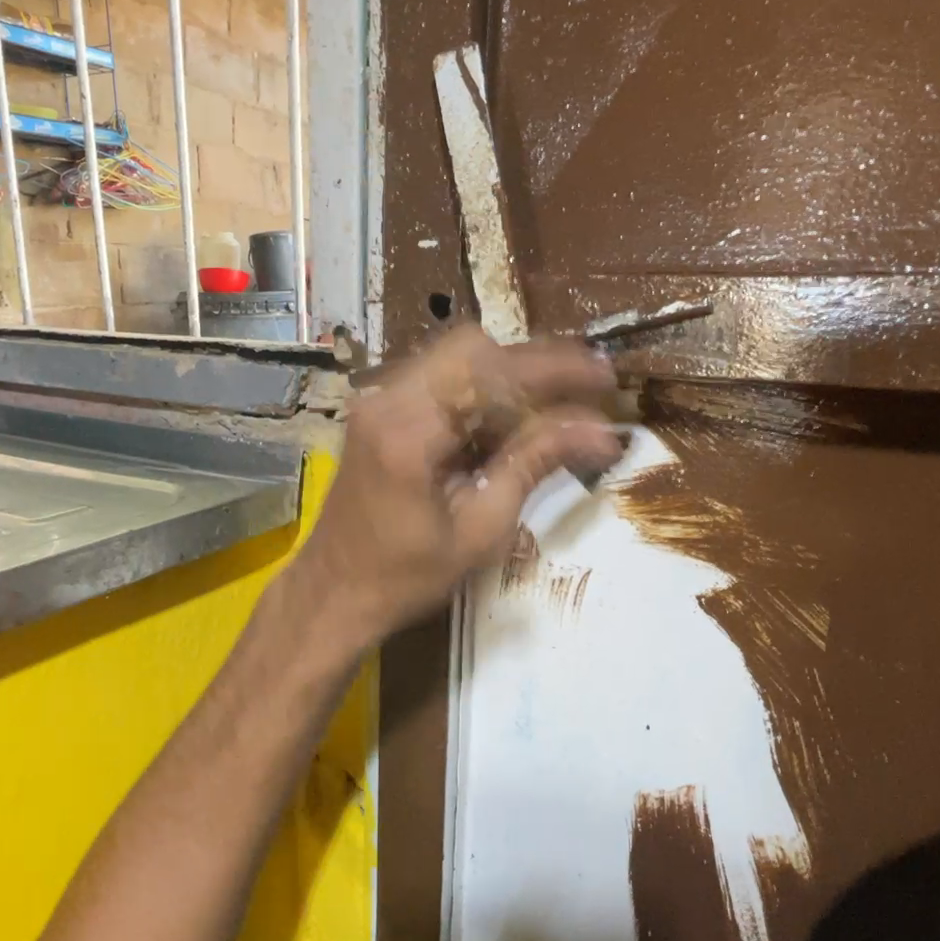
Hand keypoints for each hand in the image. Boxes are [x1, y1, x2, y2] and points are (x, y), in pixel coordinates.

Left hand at [292, 325, 626, 647]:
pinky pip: (439, 379)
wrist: (334, 591)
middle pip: (472, 348)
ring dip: (507, 378)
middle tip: (581, 394)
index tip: (605, 378)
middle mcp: (387, 398)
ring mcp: (377, 400)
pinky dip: (479, 393)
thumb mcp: (481, 530)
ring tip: (552, 411)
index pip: (492, 373)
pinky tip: (506, 424)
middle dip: (532, 366)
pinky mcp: (379, 410)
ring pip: (456, 358)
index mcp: (409, 432)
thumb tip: (601, 433)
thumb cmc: (406, 577)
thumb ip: (534, 465)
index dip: (556, 370)